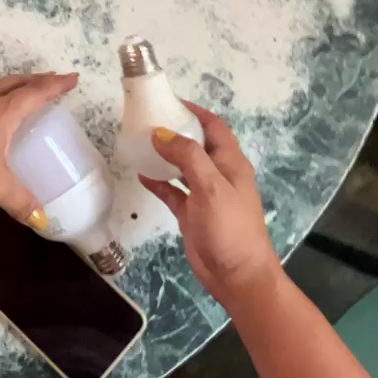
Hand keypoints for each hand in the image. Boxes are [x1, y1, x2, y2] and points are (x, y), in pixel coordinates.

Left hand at [0, 72, 78, 224]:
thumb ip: (20, 201)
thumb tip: (42, 219)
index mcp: (2, 112)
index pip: (35, 93)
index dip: (56, 85)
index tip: (72, 77)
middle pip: (16, 82)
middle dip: (37, 80)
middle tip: (54, 81)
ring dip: (15, 86)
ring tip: (25, 93)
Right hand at [140, 102, 282, 306]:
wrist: (237, 276)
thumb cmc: (230, 227)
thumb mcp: (211, 186)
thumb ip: (187, 156)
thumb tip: (161, 132)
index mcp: (230, 163)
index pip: (214, 127)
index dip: (195, 111)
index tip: (169, 101)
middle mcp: (218, 174)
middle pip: (196, 143)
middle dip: (175, 130)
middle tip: (147, 119)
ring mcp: (204, 194)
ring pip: (182, 166)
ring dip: (164, 154)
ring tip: (140, 141)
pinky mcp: (191, 212)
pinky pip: (172, 190)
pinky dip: (158, 181)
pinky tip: (141, 174)